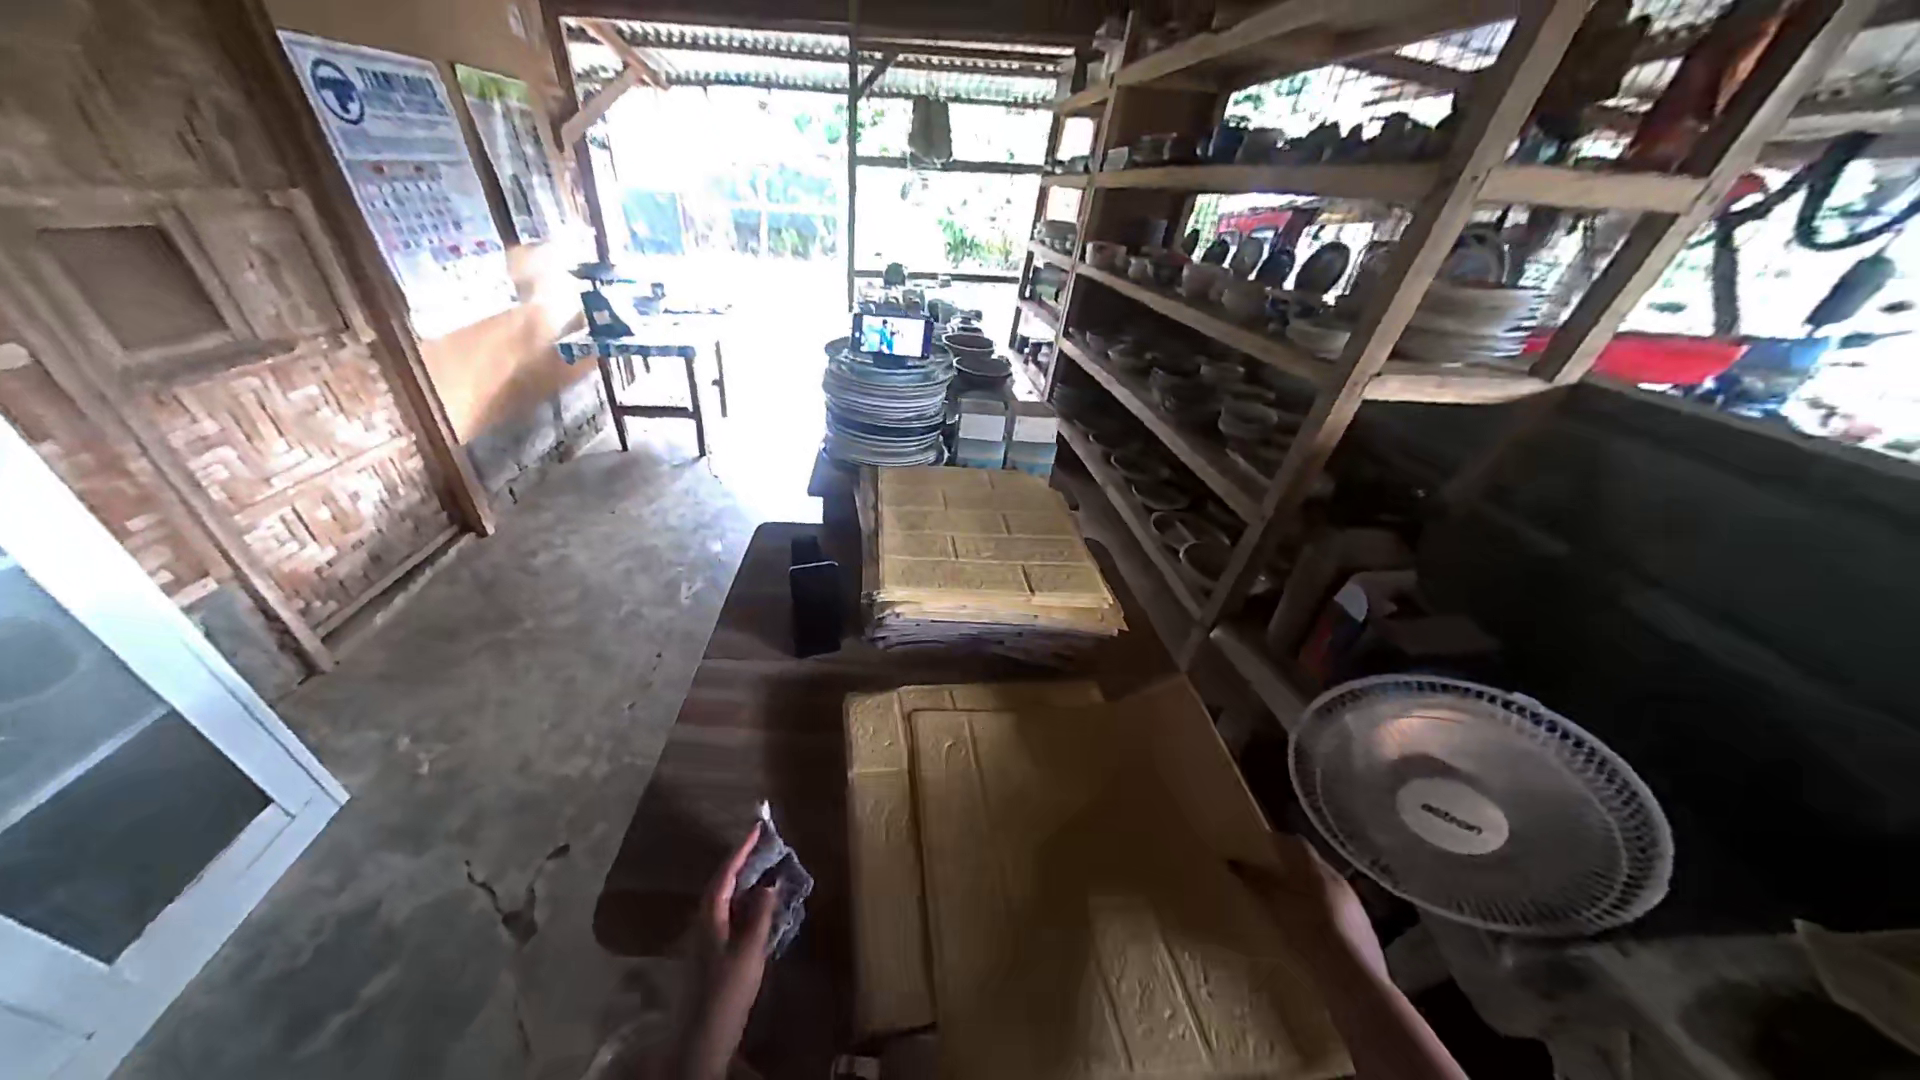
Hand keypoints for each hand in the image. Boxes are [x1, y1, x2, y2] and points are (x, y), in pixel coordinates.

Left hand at [679, 824, 776, 1079]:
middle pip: (722, 882)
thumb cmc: (726, 992)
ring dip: (745, 881)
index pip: (725, 873)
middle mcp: (702, 921)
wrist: (700, 1040)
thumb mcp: (749, 952)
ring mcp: (704, 938)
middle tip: (765, 843)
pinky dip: (745, 902)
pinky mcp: (710, 953)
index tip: (758, 827)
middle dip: (743, 861)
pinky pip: (729, 914)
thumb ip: (760, 915)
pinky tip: (760, 905)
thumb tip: (768, 884)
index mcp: (709, 916)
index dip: (741, 849)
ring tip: (767, 867)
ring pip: (726, 899)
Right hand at [1231, 831, 1386, 978]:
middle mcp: (1341, 883)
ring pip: (1325, 891)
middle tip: (1267, 877)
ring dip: (1306, 893)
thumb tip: (1234, 861)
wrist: (1356, 985)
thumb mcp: (1275, 906)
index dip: (1276, 842)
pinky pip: (1336, 914)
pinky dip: (1319, 915)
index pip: (1296, 843)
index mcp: (1320, 871)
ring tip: (1285, 907)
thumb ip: (1255, 881)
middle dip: (1290, 869)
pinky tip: (1308, 934)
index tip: (1257, 848)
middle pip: (1311, 866)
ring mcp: (1356, 910)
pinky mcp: (1364, 935)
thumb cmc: (1310, 935)